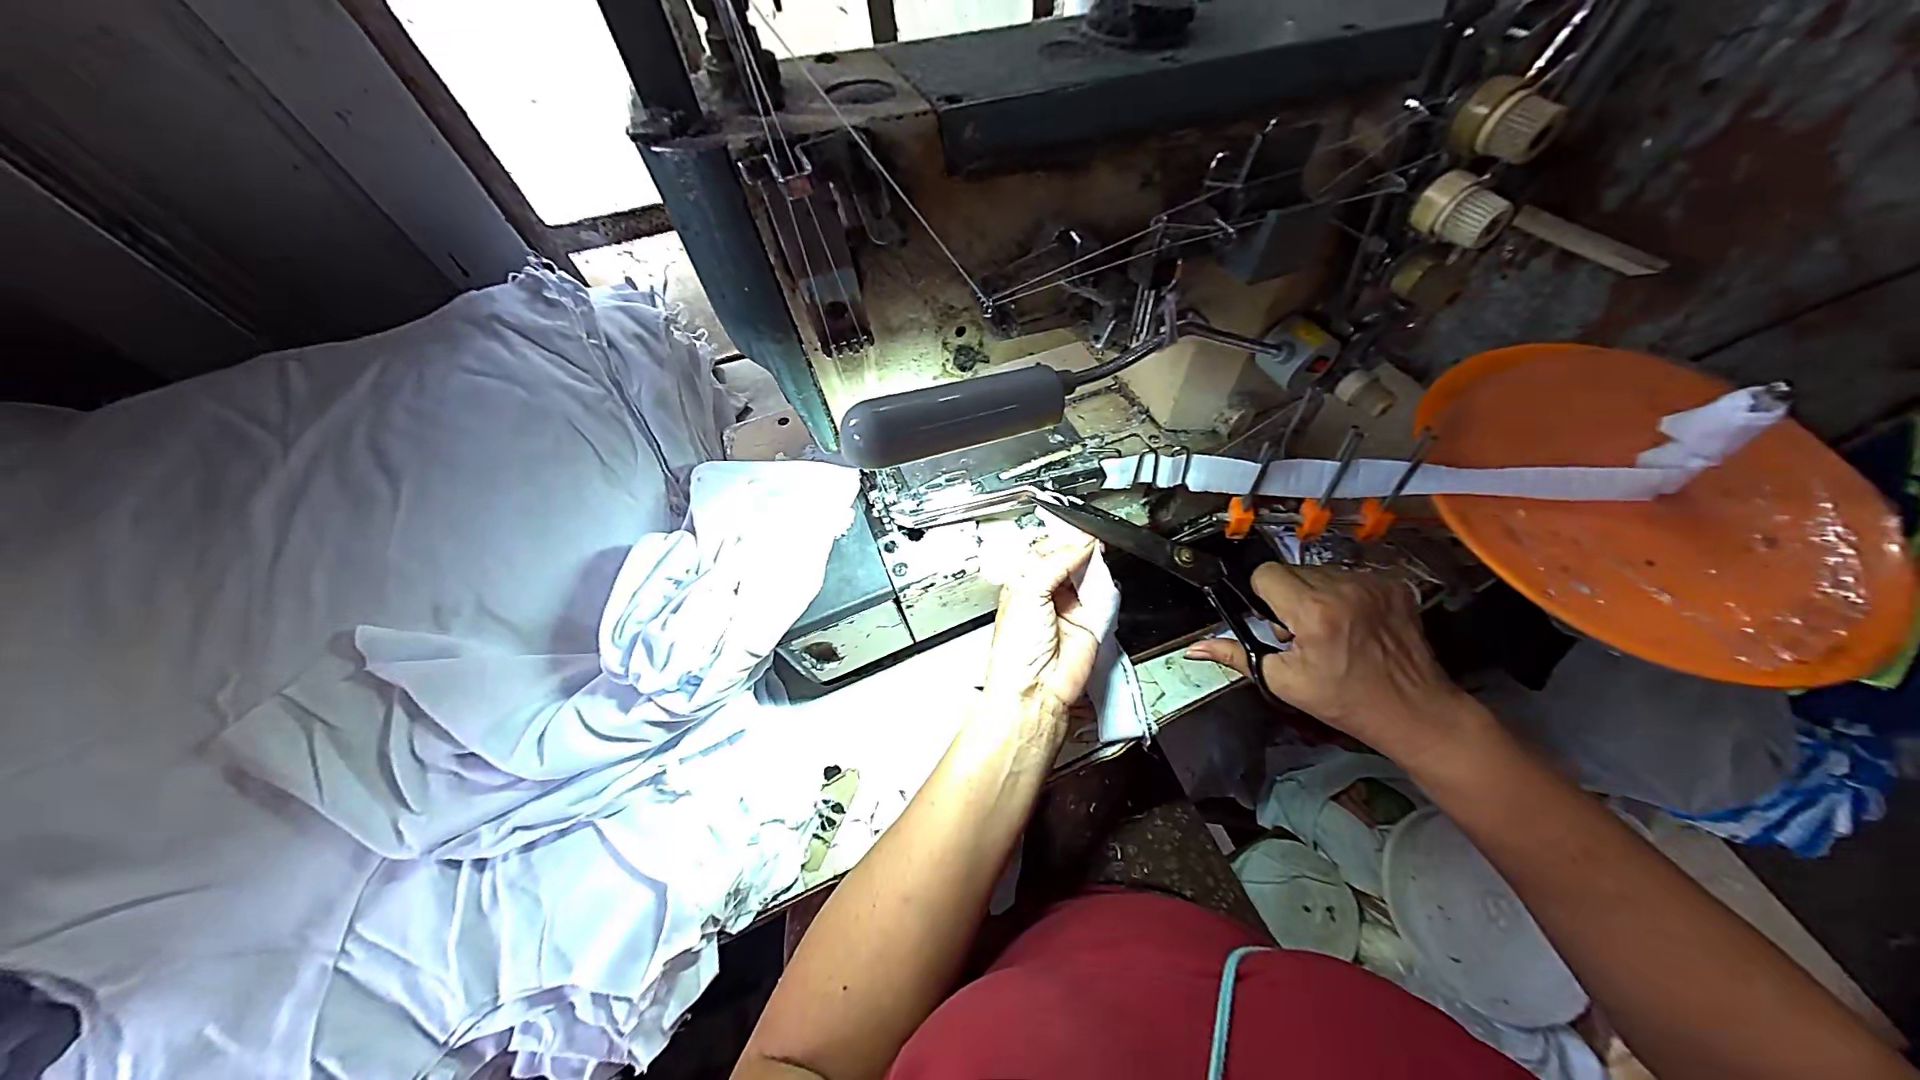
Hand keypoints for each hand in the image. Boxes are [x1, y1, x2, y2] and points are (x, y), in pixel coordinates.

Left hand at [981, 538, 1105, 727]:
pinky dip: (1106, 586)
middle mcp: (1046, 594)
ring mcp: (1070, 608)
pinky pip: (1104, 597)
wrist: (1035, 690)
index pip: (1044, 551)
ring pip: (1088, 575)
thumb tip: (1078, 542)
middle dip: (1079, 548)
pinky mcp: (1091, 623)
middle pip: (1069, 560)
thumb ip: (1054, 562)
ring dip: (1093, 564)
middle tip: (1088, 538)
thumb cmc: (1015, 652)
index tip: (1074, 527)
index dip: (1060, 538)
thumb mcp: (1028, 590)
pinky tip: (1102, 578)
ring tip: (1094, 556)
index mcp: (1023, 585)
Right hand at [1184, 564, 1473, 761]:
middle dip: (1287, 595)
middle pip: (1292, 570)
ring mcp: (1373, 584)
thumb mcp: (1283, 682)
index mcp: (1312, 612)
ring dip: (1315, 593)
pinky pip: (1350, 575)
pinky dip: (1344, 594)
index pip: (1265, 574)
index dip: (1261, 595)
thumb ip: (1236, 656)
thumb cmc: (1345, 701)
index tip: (1272, 619)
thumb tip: (1196, 648)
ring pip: (1320, 570)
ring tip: (1328, 628)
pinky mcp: (1394, 585)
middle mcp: (1344, 588)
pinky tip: (1352, 622)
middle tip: (1301, 632)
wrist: (1413, 710)